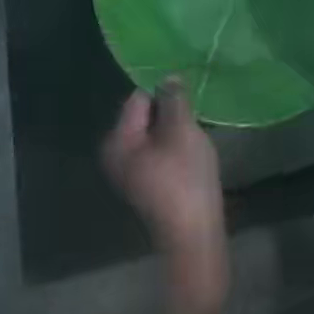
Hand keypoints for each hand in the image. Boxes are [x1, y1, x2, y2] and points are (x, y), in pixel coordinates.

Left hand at [102, 83, 228, 310]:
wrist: (193, 236)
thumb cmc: (186, 179)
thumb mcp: (182, 131)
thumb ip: (174, 99)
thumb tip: (168, 77)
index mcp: (118, 140)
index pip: (137, 98)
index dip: (164, 92)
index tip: (189, 94)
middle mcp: (116, 154)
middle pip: (145, 116)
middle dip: (170, 111)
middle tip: (196, 115)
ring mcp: (130, 171)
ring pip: (155, 133)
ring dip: (176, 129)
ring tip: (198, 133)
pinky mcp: (147, 183)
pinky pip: (159, 151)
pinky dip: (175, 146)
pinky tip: (194, 153)